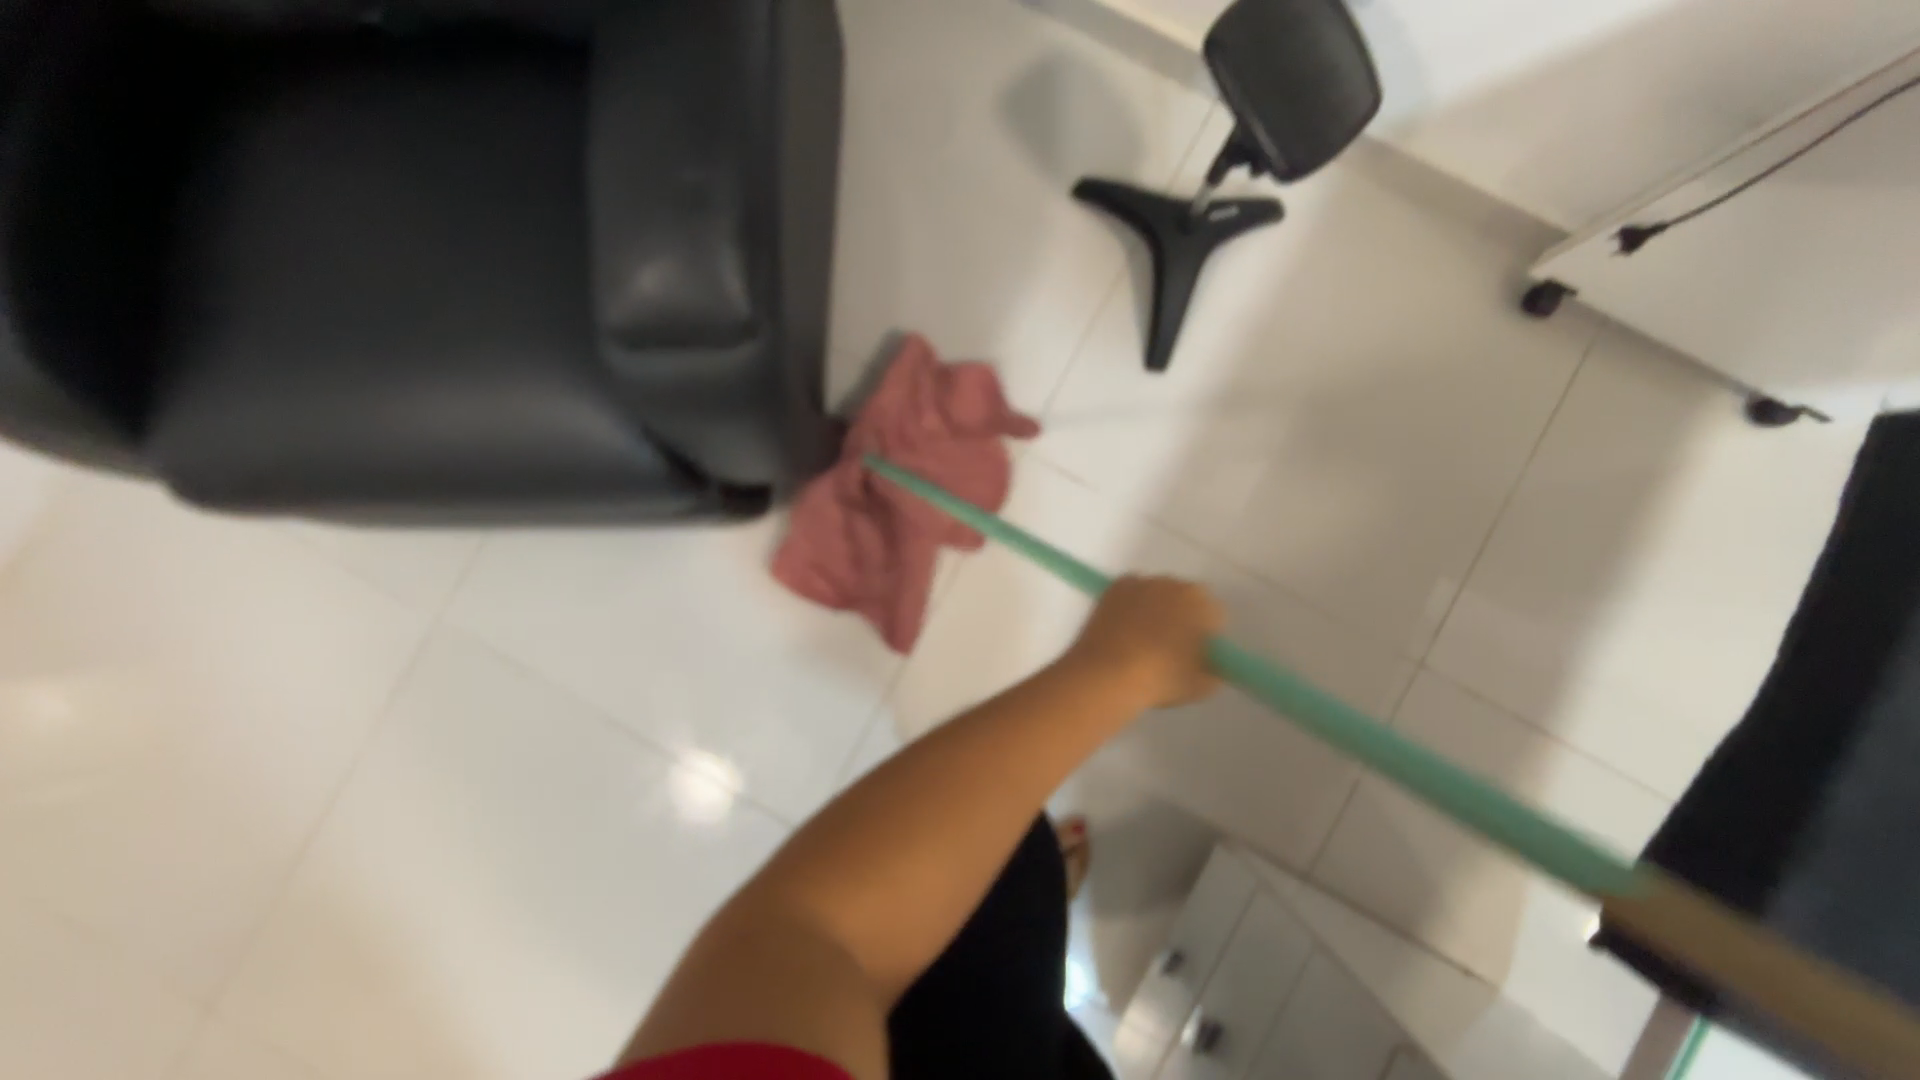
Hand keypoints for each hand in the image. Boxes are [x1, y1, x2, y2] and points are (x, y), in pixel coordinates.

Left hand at [1061, 575, 1224, 708]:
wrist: (1107, 675)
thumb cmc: (1161, 680)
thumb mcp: (1202, 685)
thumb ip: (1214, 669)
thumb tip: (1209, 663)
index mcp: (1201, 603)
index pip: (1214, 615)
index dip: (1208, 636)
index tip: (1198, 654)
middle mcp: (1173, 584)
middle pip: (1186, 600)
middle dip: (1183, 618)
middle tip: (1170, 647)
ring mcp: (1141, 583)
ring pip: (1158, 594)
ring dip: (1156, 610)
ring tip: (1142, 639)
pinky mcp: (1115, 587)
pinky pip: (1132, 594)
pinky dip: (1131, 606)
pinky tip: (1124, 629)